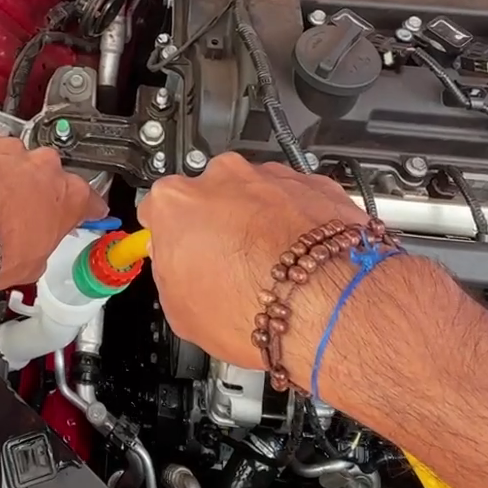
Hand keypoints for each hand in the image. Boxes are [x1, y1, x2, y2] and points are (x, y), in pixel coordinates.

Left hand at [0, 128, 102, 287]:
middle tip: (17, 209)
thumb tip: (36, 242)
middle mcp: (45, 166)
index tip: (83, 209)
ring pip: (16, 157)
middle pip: (48, 172)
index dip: (85, 206)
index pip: (89, 197)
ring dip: (6, 172)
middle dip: (36, 187)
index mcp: (68, 196)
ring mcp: (14, 149)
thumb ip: (45, 241)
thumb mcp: (32, 263)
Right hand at [140, 154, 436, 391]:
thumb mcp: (181, 311)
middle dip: (215, 224)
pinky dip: (297, 223)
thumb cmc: (257, 307)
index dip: (168, 237)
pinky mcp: (312, 183)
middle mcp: (221, 177)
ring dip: (258, 223)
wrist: (331, 305)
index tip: (177, 252)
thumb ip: (171, 273)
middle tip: (227, 267)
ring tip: (271, 270)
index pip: (157, 210)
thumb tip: (178, 272)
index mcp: (176, 201)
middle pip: (208, 197)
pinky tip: (301, 262)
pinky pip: (296, 200)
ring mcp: (268, 176)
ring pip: (254, 195)